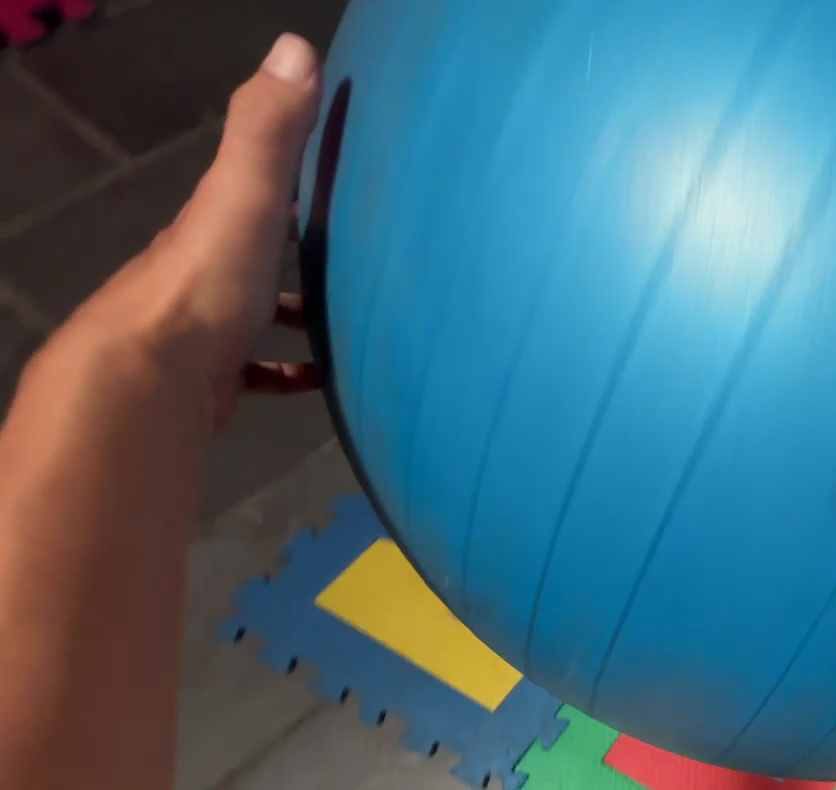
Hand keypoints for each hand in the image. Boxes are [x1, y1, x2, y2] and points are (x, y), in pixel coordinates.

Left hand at [57, 33, 323, 429]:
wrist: (157, 373)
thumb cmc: (208, 284)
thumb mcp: (244, 197)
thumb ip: (268, 133)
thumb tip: (295, 48)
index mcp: (214, 226)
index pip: (256, 195)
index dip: (294, 187)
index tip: (342, 188)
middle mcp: (206, 270)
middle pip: (259, 257)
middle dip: (303, 261)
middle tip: (362, 269)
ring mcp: (211, 325)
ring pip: (261, 315)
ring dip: (301, 319)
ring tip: (353, 327)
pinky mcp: (221, 375)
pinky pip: (262, 370)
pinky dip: (293, 372)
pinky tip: (323, 377)